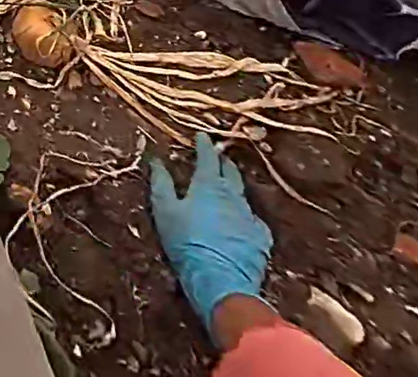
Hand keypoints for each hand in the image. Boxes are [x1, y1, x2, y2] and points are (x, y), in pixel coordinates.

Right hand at [148, 133, 272, 339]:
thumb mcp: (165, 211)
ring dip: (234, 187)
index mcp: (209, 184)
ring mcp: (249, 215)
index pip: (207, 156)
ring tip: (228, 187)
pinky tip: (243, 222)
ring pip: (242, 193)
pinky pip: (253, 220)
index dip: (203, 144)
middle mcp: (232, 194)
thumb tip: (157, 161)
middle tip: (217, 158)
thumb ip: (161, 184)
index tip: (202, 136)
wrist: (221, 282)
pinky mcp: (260, 238)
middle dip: (223, 161)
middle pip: (230, 170)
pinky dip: (246, 216)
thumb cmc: (187, 242)